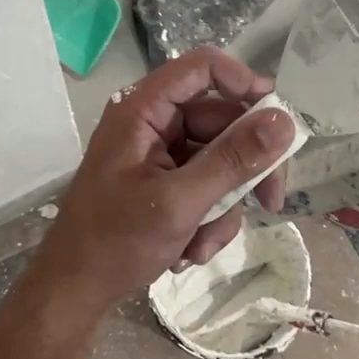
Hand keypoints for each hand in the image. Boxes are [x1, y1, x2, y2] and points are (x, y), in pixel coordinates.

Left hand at [27, 48, 298, 313]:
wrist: (73, 290)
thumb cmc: (115, 242)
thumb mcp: (179, 202)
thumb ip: (232, 161)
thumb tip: (285, 122)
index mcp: (143, 110)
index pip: (203, 68)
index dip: (245, 84)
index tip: (279, 122)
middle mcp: (152, 123)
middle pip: (222, 121)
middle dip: (243, 170)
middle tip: (269, 203)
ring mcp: (158, 154)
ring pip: (220, 161)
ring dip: (223, 207)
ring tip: (202, 245)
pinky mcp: (163, 182)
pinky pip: (206, 186)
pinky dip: (207, 219)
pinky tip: (191, 250)